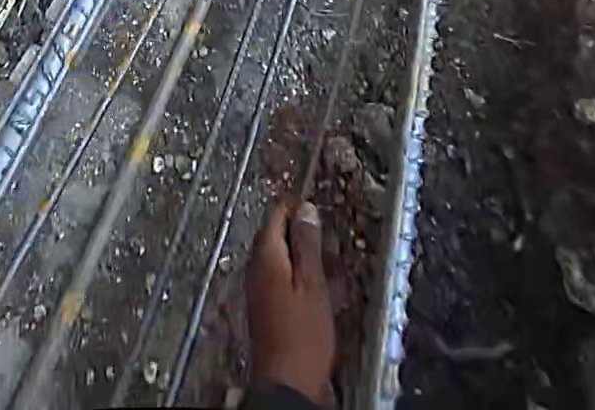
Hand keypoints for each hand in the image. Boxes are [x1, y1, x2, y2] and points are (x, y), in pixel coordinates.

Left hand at [247, 200, 334, 405]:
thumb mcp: (312, 282)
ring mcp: (262, 288)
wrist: (289, 386)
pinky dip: (306, 281)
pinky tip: (327, 295)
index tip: (321, 213)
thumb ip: (307, 243)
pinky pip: (287, 281)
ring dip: (310, 260)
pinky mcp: (270, 308)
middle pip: (281, 236)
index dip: (299, 208)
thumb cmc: (302, 334)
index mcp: (266, 255)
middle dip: (307, 236)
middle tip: (332, 244)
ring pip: (286, 259)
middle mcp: (258, 267)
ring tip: (335, 271)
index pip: (277, 213)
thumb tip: (305, 208)